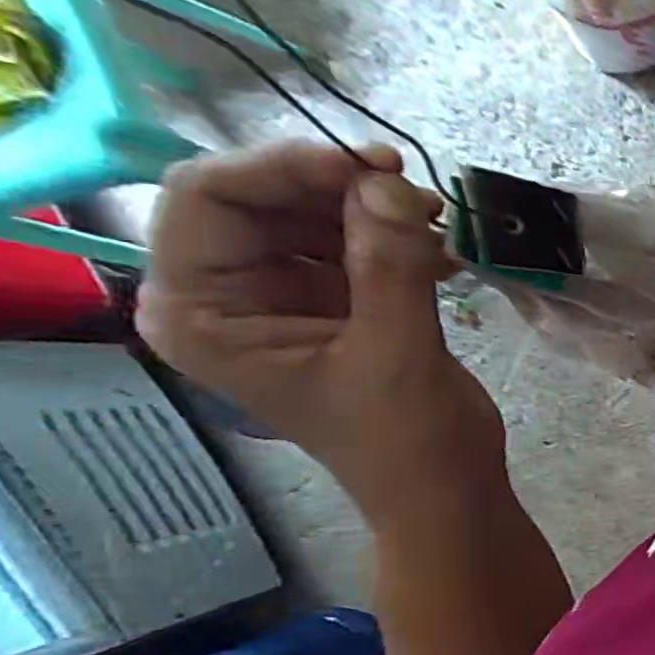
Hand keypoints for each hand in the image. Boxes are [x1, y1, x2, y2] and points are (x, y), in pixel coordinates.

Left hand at [136, 141, 504, 527]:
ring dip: (378, 210)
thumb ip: (389, 264)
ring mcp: (288, 297)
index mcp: (205, 311)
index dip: (287, 168)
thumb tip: (391, 182)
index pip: (210, 198)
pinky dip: (400, 237)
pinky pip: (359, 245)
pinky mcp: (340, 304)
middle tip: (417, 192)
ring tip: (439, 221)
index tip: (375, 166)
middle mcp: (231, 294)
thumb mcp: (396, 351)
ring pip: (317, 216)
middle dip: (341, 188)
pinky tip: (444, 247)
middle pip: (265, 200)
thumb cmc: (408, 439)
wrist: (449, 488)